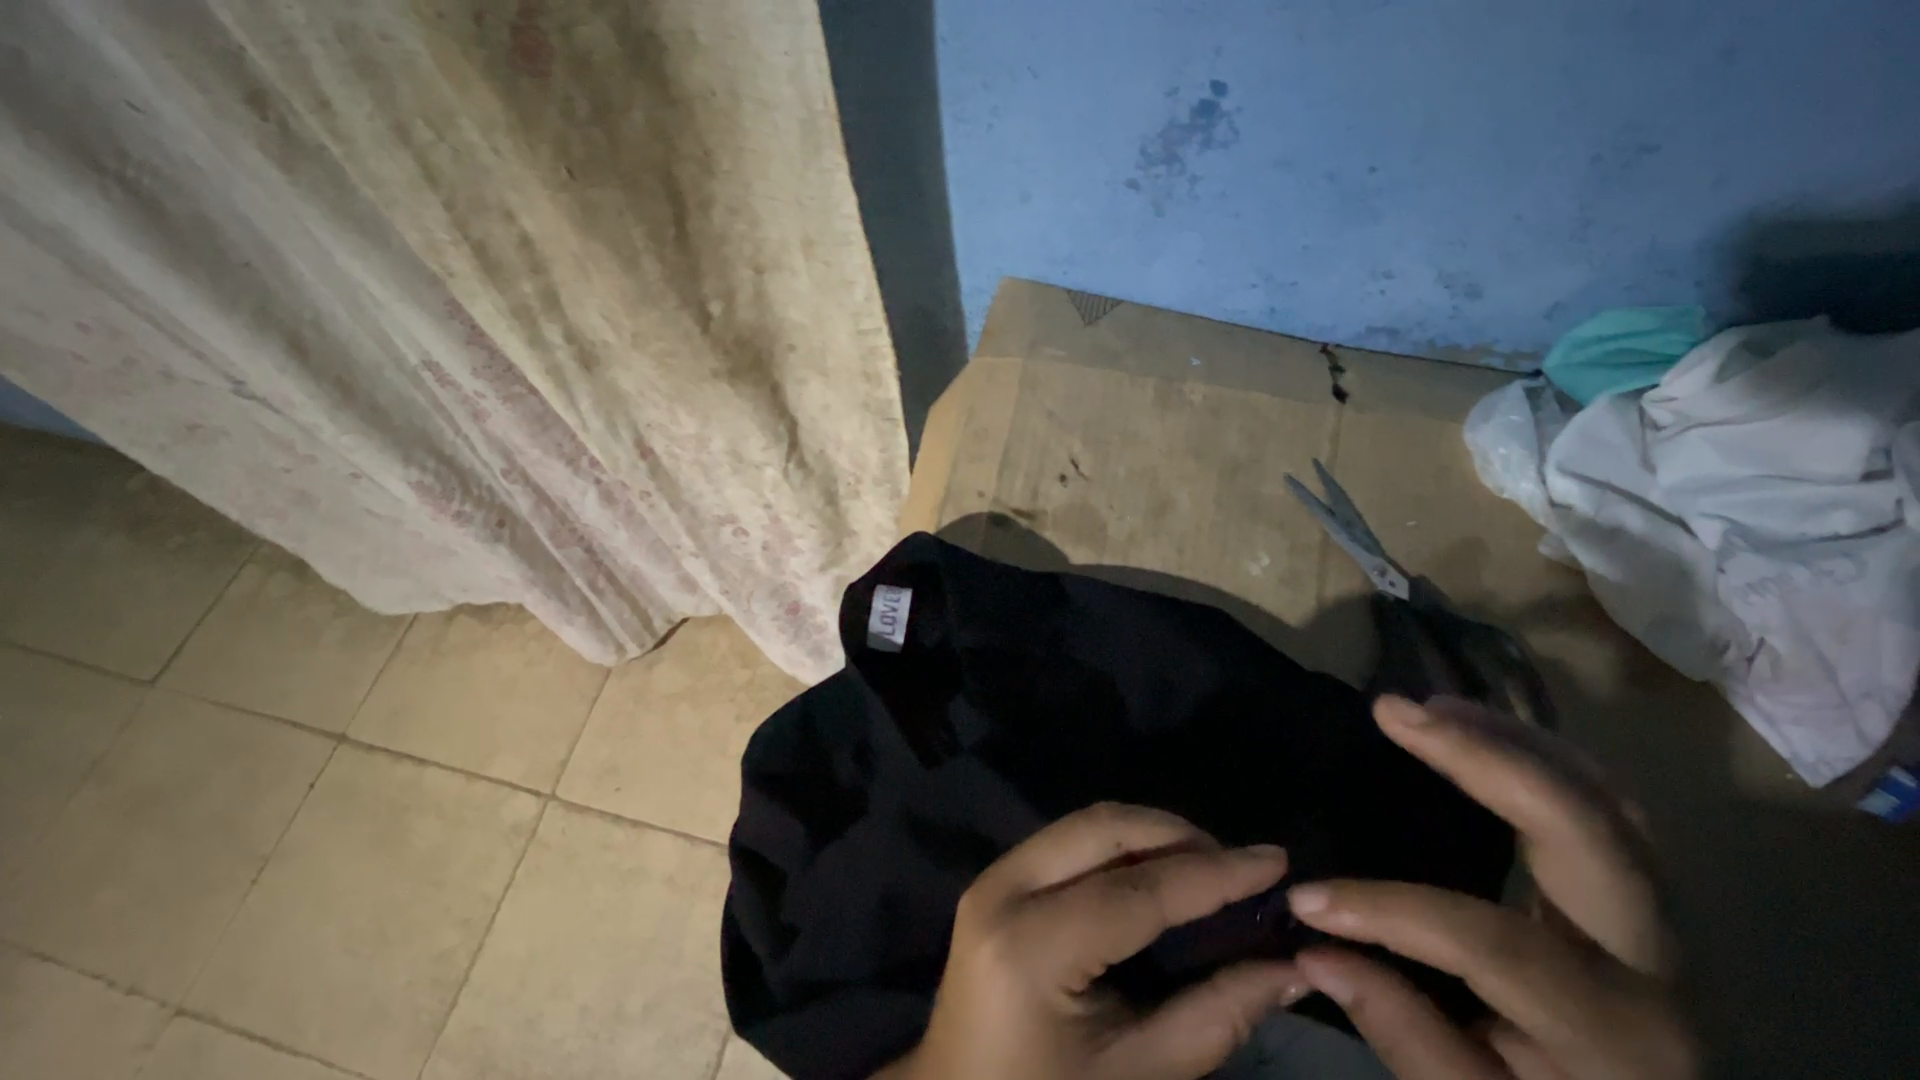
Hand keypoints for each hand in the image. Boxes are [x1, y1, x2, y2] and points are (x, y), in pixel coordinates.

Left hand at [879, 802, 1307, 1079]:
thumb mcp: (1138, 1073)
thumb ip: (1216, 1014)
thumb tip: (1292, 966)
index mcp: (1031, 946)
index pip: (1138, 891)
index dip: (1213, 874)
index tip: (1275, 861)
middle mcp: (1003, 891)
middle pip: (1103, 829)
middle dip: (1178, 835)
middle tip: (1239, 866)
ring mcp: (991, 879)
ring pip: (1084, 825)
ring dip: (1150, 835)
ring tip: (1207, 867)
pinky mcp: (993, 881)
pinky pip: (1067, 841)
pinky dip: (1120, 847)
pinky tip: (1158, 873)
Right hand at [1287, 696, 1696, 1079]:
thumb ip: (1406, 1035)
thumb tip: (1315, 949)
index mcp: (1614, 1027)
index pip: (1491, 944)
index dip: (1390, 913)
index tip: (1306, 898)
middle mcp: (1655, 954)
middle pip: (1583, 830)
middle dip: (1484, 758)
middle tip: (1393, 711)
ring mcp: (1663, 910)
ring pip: (1605, 794)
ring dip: (1512, 739)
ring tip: (1430, 708)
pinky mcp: (1646, 886)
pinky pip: (1605, 800)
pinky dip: (1540, 754)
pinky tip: (1481, 734)